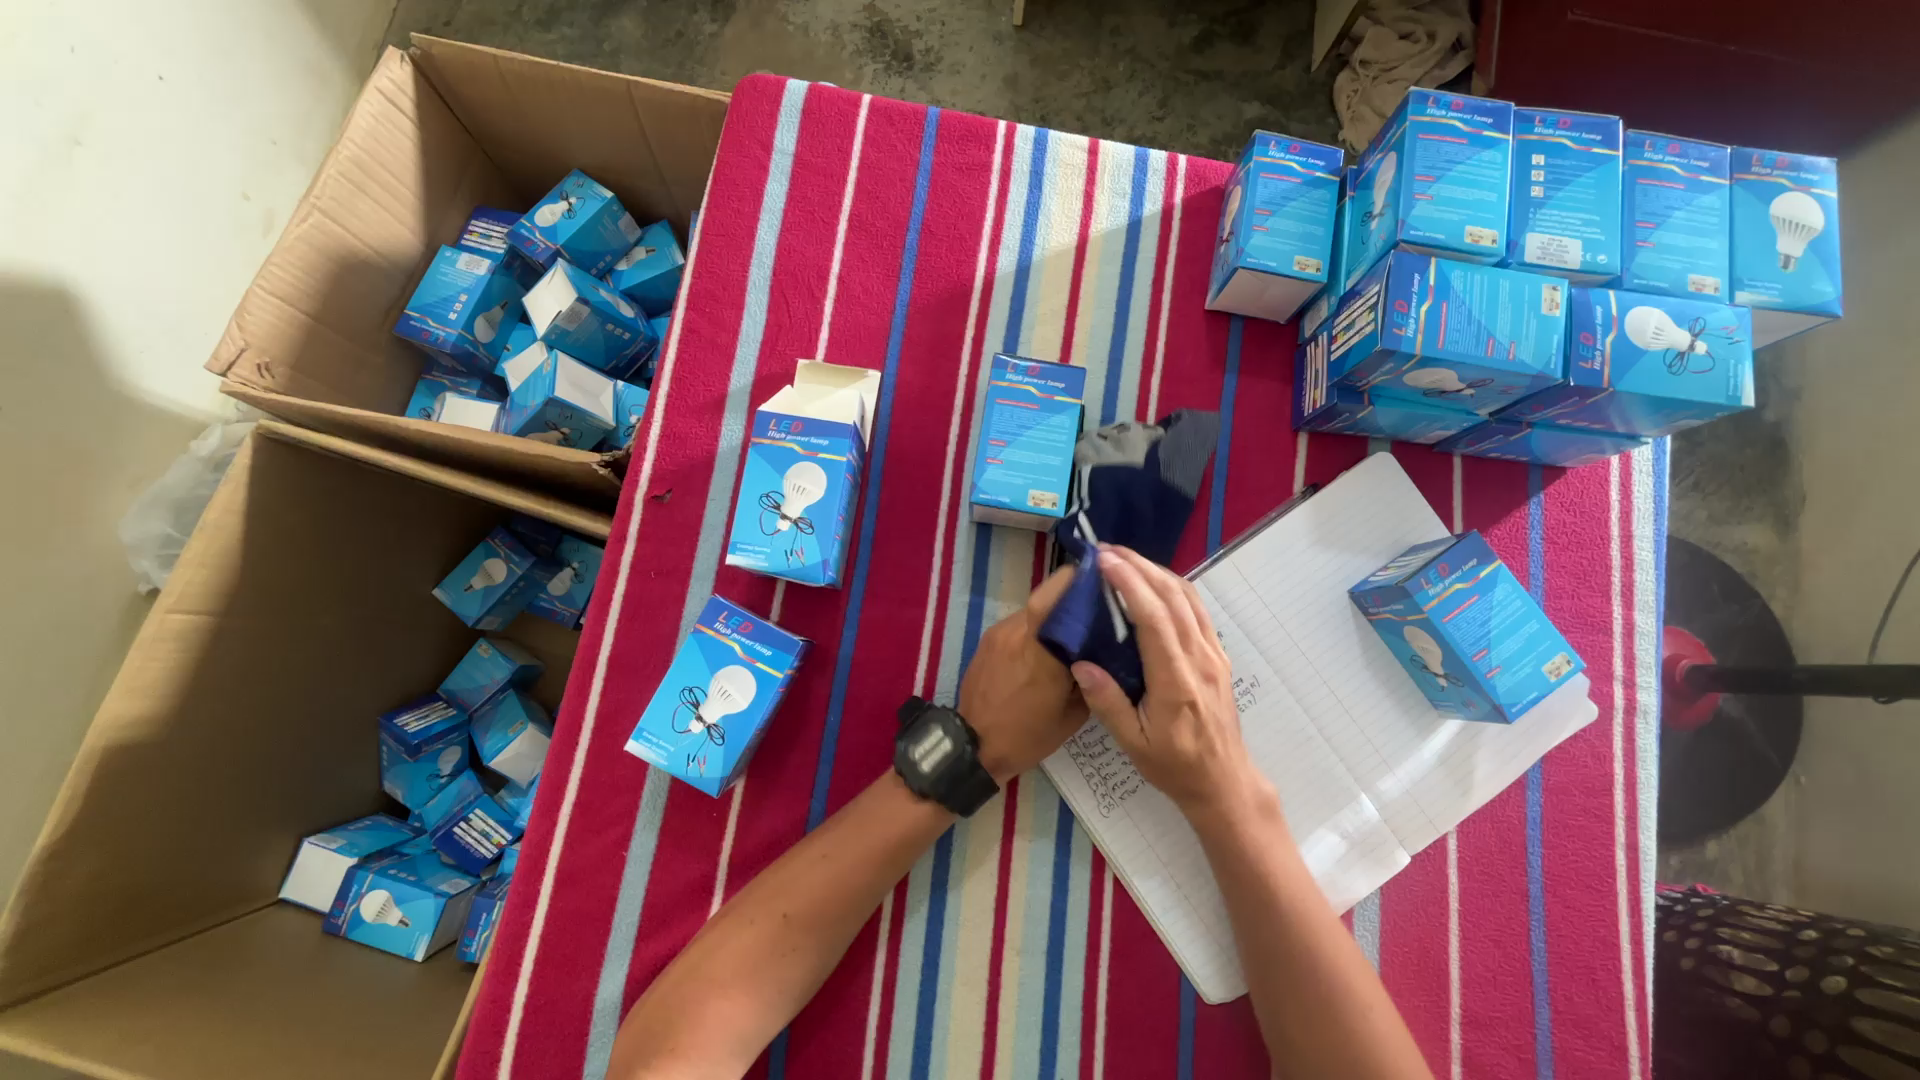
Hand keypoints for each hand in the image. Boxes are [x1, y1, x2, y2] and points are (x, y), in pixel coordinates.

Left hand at [957, 566, 1084, 783]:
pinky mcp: (987, 639)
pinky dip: (1035, 625)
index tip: (1102, 582)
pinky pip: (1018, 623)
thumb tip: (1101, 651)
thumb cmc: (1028, 736)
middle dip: (1069, 593)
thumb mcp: (1073, 714)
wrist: (975, 746)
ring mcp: (999, 634)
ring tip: (1073, 623)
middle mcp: (1018, 634)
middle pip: (1045, 597)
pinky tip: (1047, 640)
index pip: (1059, 599)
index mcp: (1042, 652)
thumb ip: (1090, 677)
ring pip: (1031, 608)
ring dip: (1051, 611)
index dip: (1079, 584)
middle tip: (1093, 600)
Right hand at [1070, 546, 1265, 815]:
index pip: (1154, 619)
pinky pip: (1197, 610)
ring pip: (1189, 598)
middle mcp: (1199, 659)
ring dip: (1157, 571)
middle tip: (1106, 550)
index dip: (1130, 584)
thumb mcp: (1133, 744)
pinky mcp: (1218, 655)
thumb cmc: (1174, 766)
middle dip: (1140, 566)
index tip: (1105, 561)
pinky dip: (1174, 587)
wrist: (1223, 781)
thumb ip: (1108, 702)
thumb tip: (1080, 663)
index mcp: (1176, 681)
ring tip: (1126, 559)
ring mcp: (1213, 654)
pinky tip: (1154, 582)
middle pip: (1173, 597)